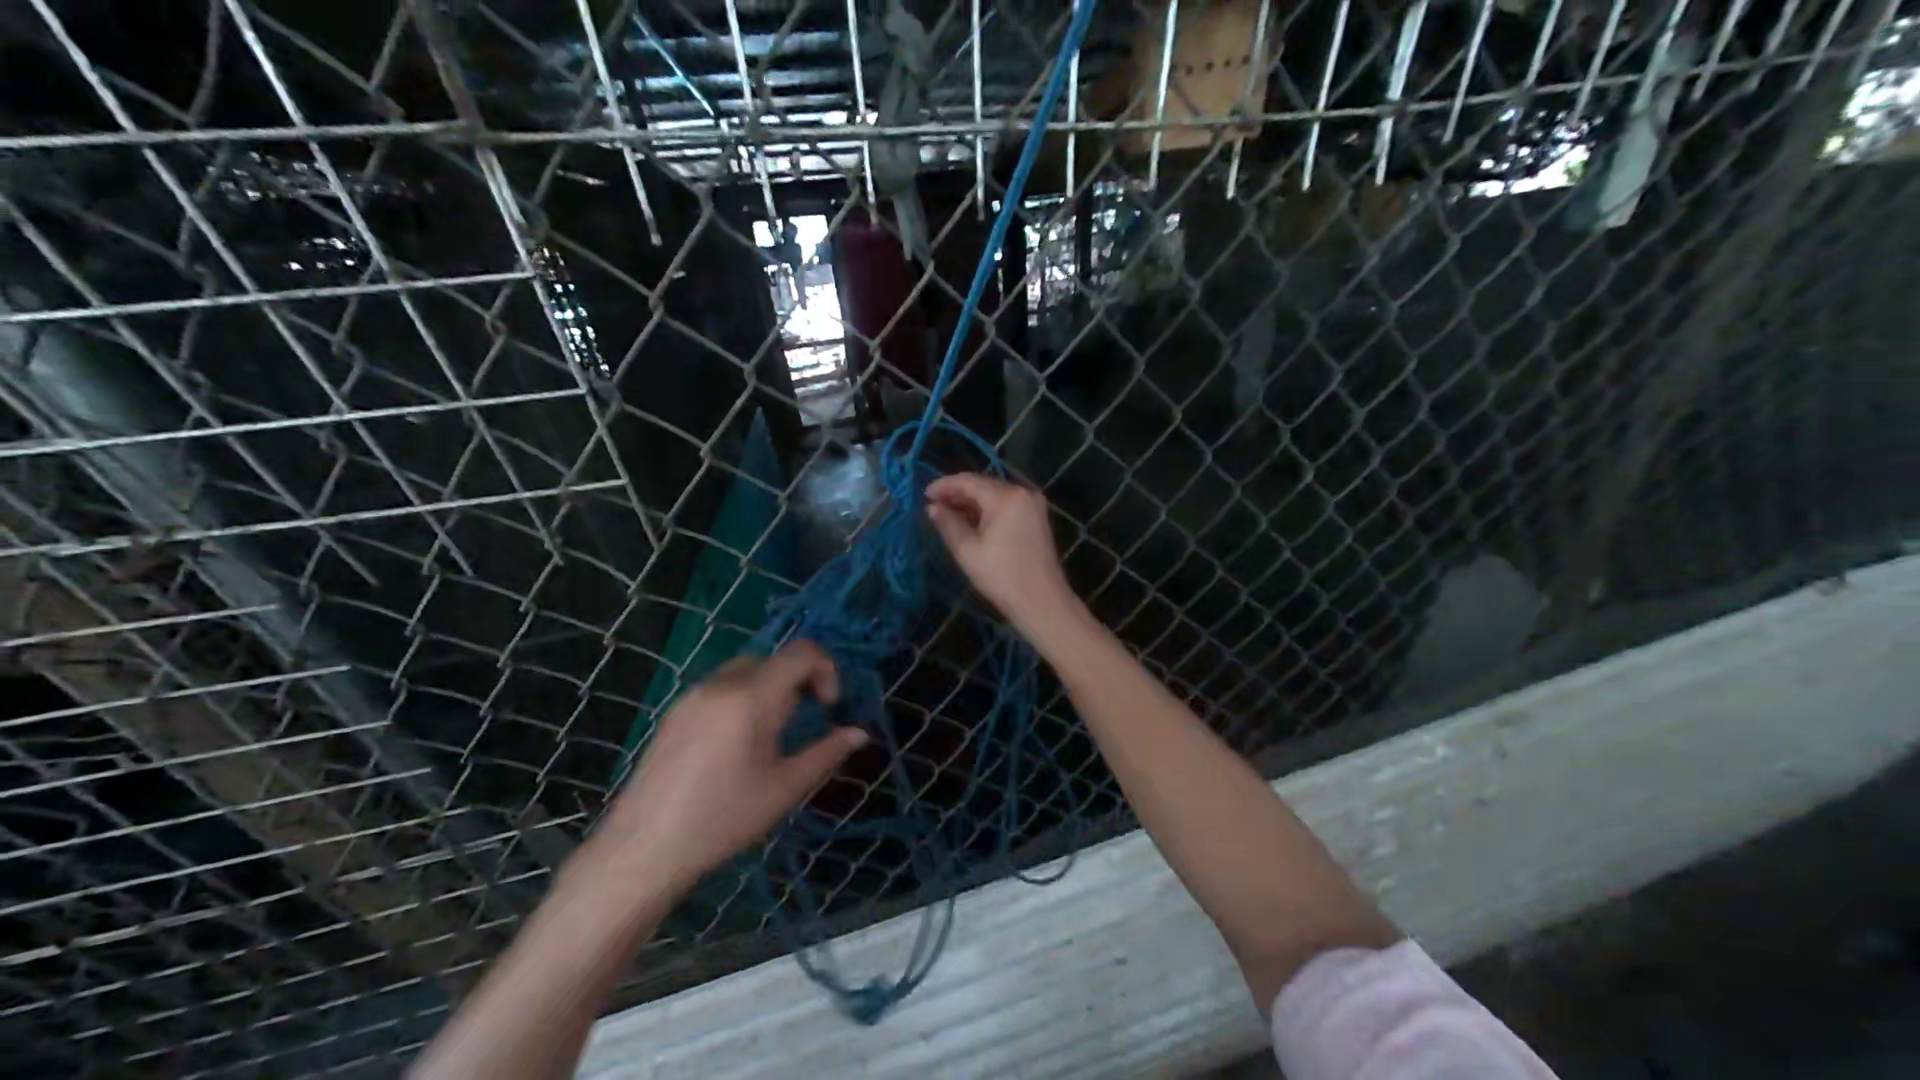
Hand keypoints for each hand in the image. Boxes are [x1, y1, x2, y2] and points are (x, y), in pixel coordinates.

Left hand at [598, 641, 868, 891]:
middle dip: (799, 681)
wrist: (644, 847)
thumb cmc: (723, 819)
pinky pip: (720, 686)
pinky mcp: (675, 711)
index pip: (801, 652)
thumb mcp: (785, 788)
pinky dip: (742, 697)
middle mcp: (721, 684)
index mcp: (752, 697)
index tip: (828, 708)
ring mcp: (693, 695)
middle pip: (774, 659)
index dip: (826, 670)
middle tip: (803, 722)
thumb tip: (860, 733)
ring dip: (770, 687)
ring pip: (746, 670)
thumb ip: (827, 753)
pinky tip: (736, 743)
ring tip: (771, 735)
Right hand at [925, 473, 1078, 630]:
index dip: (944, 485)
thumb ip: (948, 523)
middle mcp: (1023, 493)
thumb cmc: (1001, 576)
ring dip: (972, 502)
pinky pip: (1006, 505)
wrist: (1042, 602)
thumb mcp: (967, 550)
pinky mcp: (1037, 518)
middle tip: (934, 504)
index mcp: (1006, 497)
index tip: (924, 494)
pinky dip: (987, 510)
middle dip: (958, 493)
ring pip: (995, 495)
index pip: (969, 481)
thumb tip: (932, 508)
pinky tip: (970, 521)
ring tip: (947, 513)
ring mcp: (1033, 505)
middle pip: (983, 485)